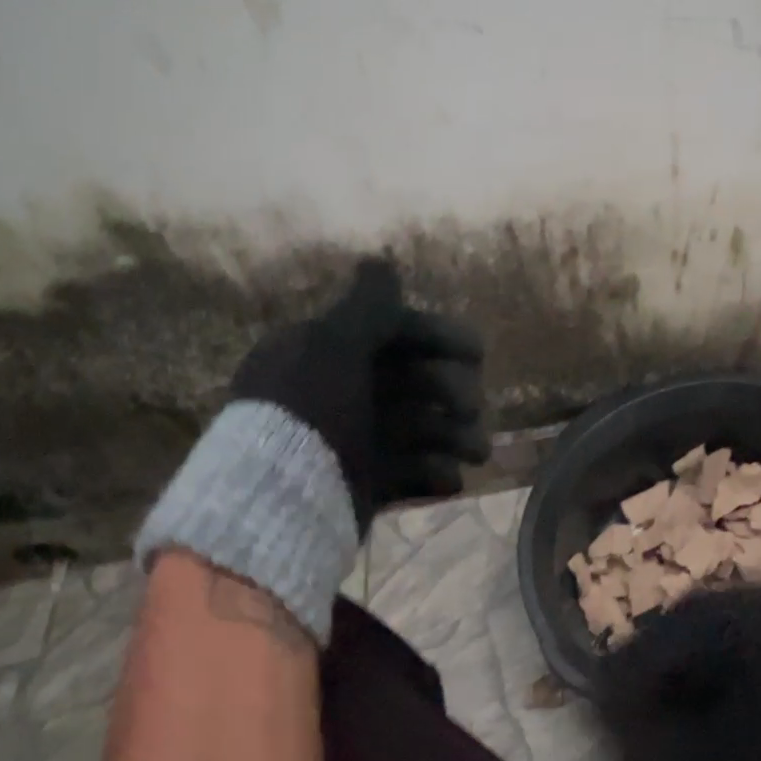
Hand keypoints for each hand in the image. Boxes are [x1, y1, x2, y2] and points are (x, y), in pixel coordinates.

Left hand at [230, 257, 489, 530]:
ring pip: (421, 430)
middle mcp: (343, 393)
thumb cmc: (310, 411)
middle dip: (453, 394)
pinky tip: (451, 481)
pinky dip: (436, 475)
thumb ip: (367, 307)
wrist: (282, 499)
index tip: (477, 353)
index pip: (393, 333)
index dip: (437, 338)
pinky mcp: (366, 484)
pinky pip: (412, 474)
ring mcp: (356, 442)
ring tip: (478, 454)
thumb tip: (381, 262)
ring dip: (455, 437)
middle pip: (415, 383)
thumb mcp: (333, 345)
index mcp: (329, 354)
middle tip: (470, 410)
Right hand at [594, 583, 760, 760]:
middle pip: (659, 686)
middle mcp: (714, 611)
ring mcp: (753, 620)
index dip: (621, 739)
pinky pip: (736, 687)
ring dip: (702, 744)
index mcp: (693, 625)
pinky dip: (736, 729)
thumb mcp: (742, 753)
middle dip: (666, 746)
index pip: (620, 679)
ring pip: (699, 690)